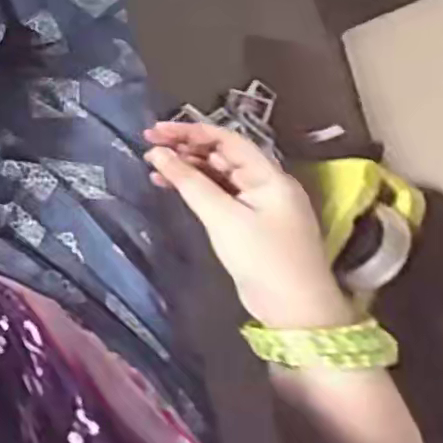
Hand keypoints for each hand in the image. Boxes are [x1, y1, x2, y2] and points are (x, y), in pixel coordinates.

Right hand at [143, 122, 354, 330]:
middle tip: (148, 144)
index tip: (155, 131)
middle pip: (220, 153)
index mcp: (269, 176)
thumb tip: (158, 152)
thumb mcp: (222, 217)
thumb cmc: (263, 258)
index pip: (226, 139)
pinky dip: (192, 186)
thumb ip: (188, 181)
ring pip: (215, 172)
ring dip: (185, 166)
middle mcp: (264, 183)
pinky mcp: (247, 220)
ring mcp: (257, 202)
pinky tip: (168, 184)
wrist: (294, 311)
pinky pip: (216, 191)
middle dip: (184, 146)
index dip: (189, 130)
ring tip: (153, 164)